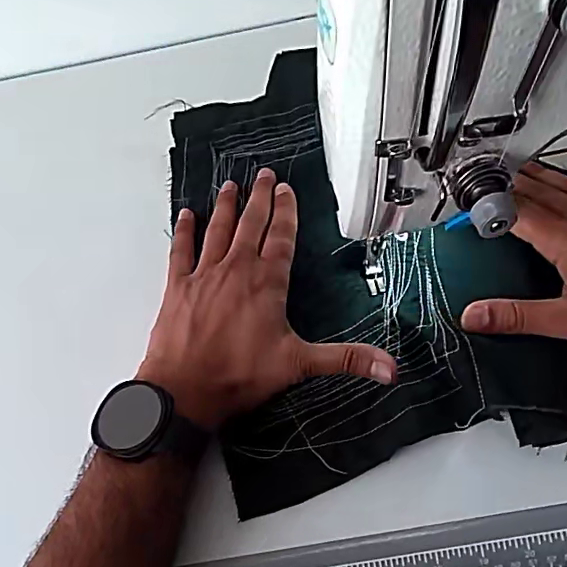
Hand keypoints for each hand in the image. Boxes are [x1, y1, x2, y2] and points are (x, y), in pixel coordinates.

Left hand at [139, 168, 395, 429]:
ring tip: (231, 186)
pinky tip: (187, 216)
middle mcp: (236, 271)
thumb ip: (345, 359)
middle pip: (251, 224)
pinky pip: (181, 251)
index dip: (286, 211)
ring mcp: (204, 276)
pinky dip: (184, 231)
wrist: (185, 390)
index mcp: (267, 283)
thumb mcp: (298, 365)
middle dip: (260, 198)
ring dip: (226, 207)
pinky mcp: (178, 288)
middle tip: (263, 176)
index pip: (282, 237)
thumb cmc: (237, 376)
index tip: (286, 191)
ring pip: (218, 230)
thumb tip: (389, 367)